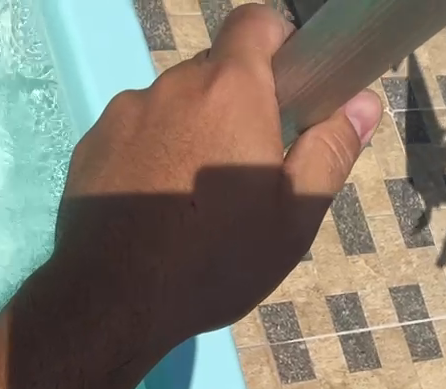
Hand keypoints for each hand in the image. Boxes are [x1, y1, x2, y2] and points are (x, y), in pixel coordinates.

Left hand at [40, 4, 380, 361]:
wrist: (112, 304)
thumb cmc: (212, 263)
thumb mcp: (292, 220)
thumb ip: (329, 153)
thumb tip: (360, 106)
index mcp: (229, 89)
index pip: (255, 23)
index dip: (273, 46)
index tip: (281, 90)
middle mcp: (170, 87)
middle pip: (207, 75)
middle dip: (226, 108)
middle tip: (233, 173)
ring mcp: (120, 118)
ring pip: (163, 110)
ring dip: (180, 138)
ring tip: (181, 205)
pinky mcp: (86, 152)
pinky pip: (125, 141)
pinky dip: (139, 162)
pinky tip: (142, 214)